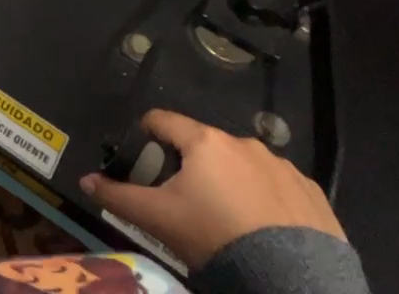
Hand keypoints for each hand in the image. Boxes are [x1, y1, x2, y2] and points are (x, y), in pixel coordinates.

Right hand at [78, 109, 346, 271]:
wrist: (295, 283)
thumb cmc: (215, 237)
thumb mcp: (157, 220)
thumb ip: (117, 197)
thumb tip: (85, 181)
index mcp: (204, 141)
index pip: (162, 120)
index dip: (146, 133)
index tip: (142, 155)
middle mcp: (243, 143)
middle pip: (204, 145)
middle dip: (191, 165)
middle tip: (185, 199)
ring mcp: (283, 167)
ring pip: (243, 165)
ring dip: (231, 181)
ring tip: (229, 219)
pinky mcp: (313, 194)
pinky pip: (278, 187)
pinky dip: (266, 199)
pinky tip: (263, 229)